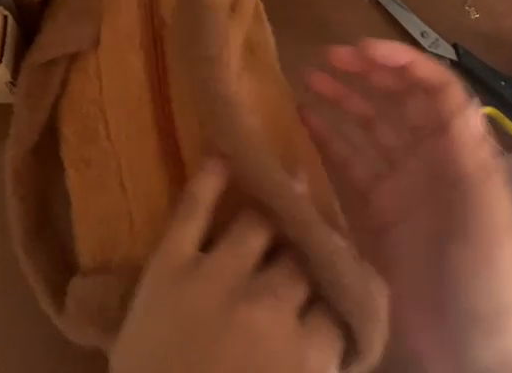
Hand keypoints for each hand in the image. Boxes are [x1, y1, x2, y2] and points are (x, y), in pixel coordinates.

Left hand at [111, 159, 346, 372]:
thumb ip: (317, 365)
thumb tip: (334, 330)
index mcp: (305, 357)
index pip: (339, 307)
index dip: (342, 291)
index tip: (343, 279)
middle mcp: (268, 308)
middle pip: (303, 259)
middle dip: (312, 246)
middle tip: (315, 232)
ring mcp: (215, 279)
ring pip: (258, 225)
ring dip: (277, 206)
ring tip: (289, 182)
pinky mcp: (168, 264)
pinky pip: (192, 210)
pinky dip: (208, 180)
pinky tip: (223, 158)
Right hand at [303, 39, 511, 372]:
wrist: (474, 356)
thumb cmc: (489, 284)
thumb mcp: (486, 219)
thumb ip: (466, 159)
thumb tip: (452, 99)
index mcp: (463, 154)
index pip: (436, 91)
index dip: (402, 63)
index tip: (362, 49)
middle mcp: (433, 160)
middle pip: (399, 101)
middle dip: (367, 73)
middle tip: (326, 56)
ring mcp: (405, 186)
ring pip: (371, 126)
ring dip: (344, 98)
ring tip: (309, 77)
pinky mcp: (380, 213)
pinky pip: (352, 164)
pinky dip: (329, 138)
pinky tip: (304, 119)